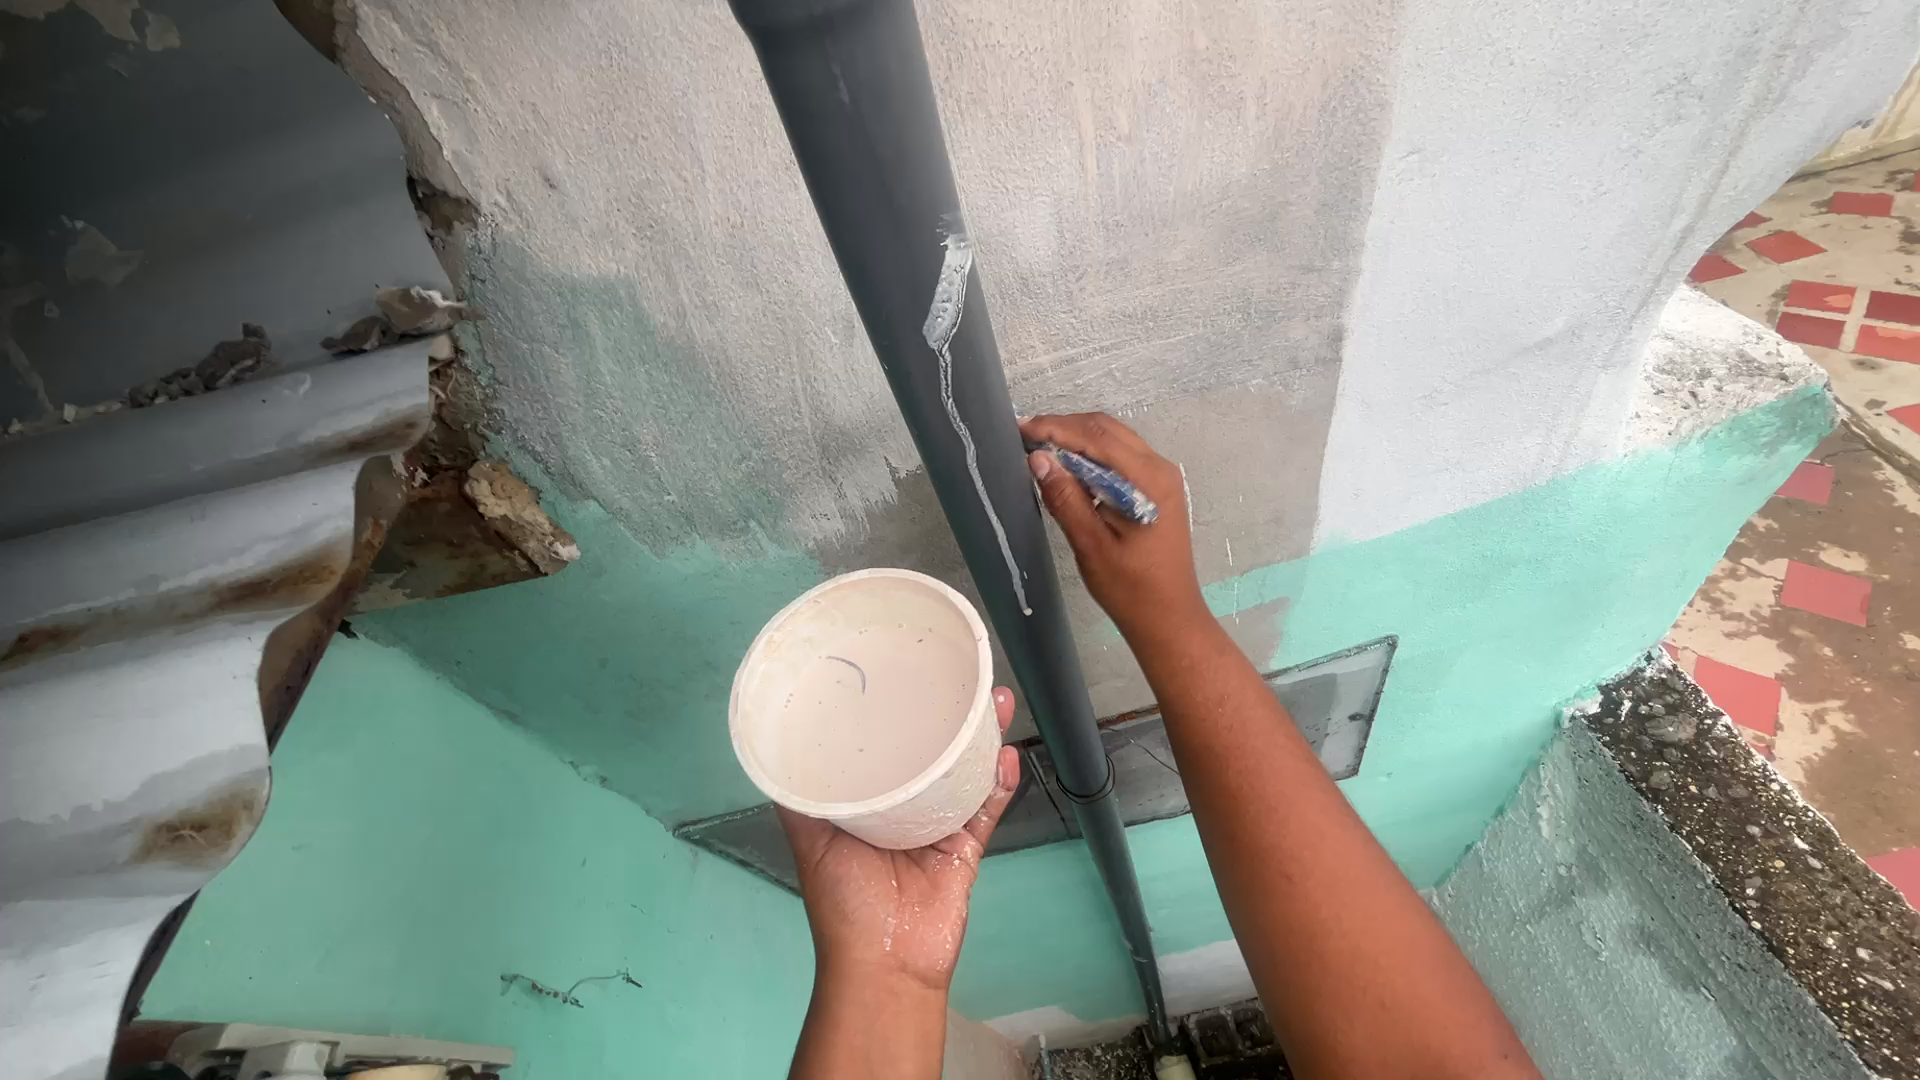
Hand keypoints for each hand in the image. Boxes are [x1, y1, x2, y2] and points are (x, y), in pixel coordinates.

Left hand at [778, 687, 1020, 991]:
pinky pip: (988, 808)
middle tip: (969, 678)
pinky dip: (1000, 783)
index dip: (901, 709)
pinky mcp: (968, 847)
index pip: (887, 744)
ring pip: (967, 770)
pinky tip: (1007, 754)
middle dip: (953, 714)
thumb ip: (798, 800)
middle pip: (934, 750)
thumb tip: (772, 748)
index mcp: (872, 801)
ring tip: (997, 701)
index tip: (910, 671)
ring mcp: (940, 824)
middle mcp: (907, 805)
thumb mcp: (811, 841)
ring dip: (984, 736)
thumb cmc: (844, 902)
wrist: (885, 965)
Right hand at [1020, 412, 1205, 639]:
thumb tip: (1038, 459)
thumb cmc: (1130, 588)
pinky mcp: (1155, 486)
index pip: (1096, 438)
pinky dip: (1090, 453)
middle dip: (1064, 427)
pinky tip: (1067, 465)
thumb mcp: (1090, 545)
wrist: (1167, 615)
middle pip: (1106, 430)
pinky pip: (1119, 455)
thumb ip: (1065, 498)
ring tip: (1039, 447)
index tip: (1020, 429)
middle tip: (1024, 436)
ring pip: (1113, 438)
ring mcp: (1160, 476)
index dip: (1055, 428)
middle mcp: (1159, 468)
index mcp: (1148, 480)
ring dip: (1076, 437)